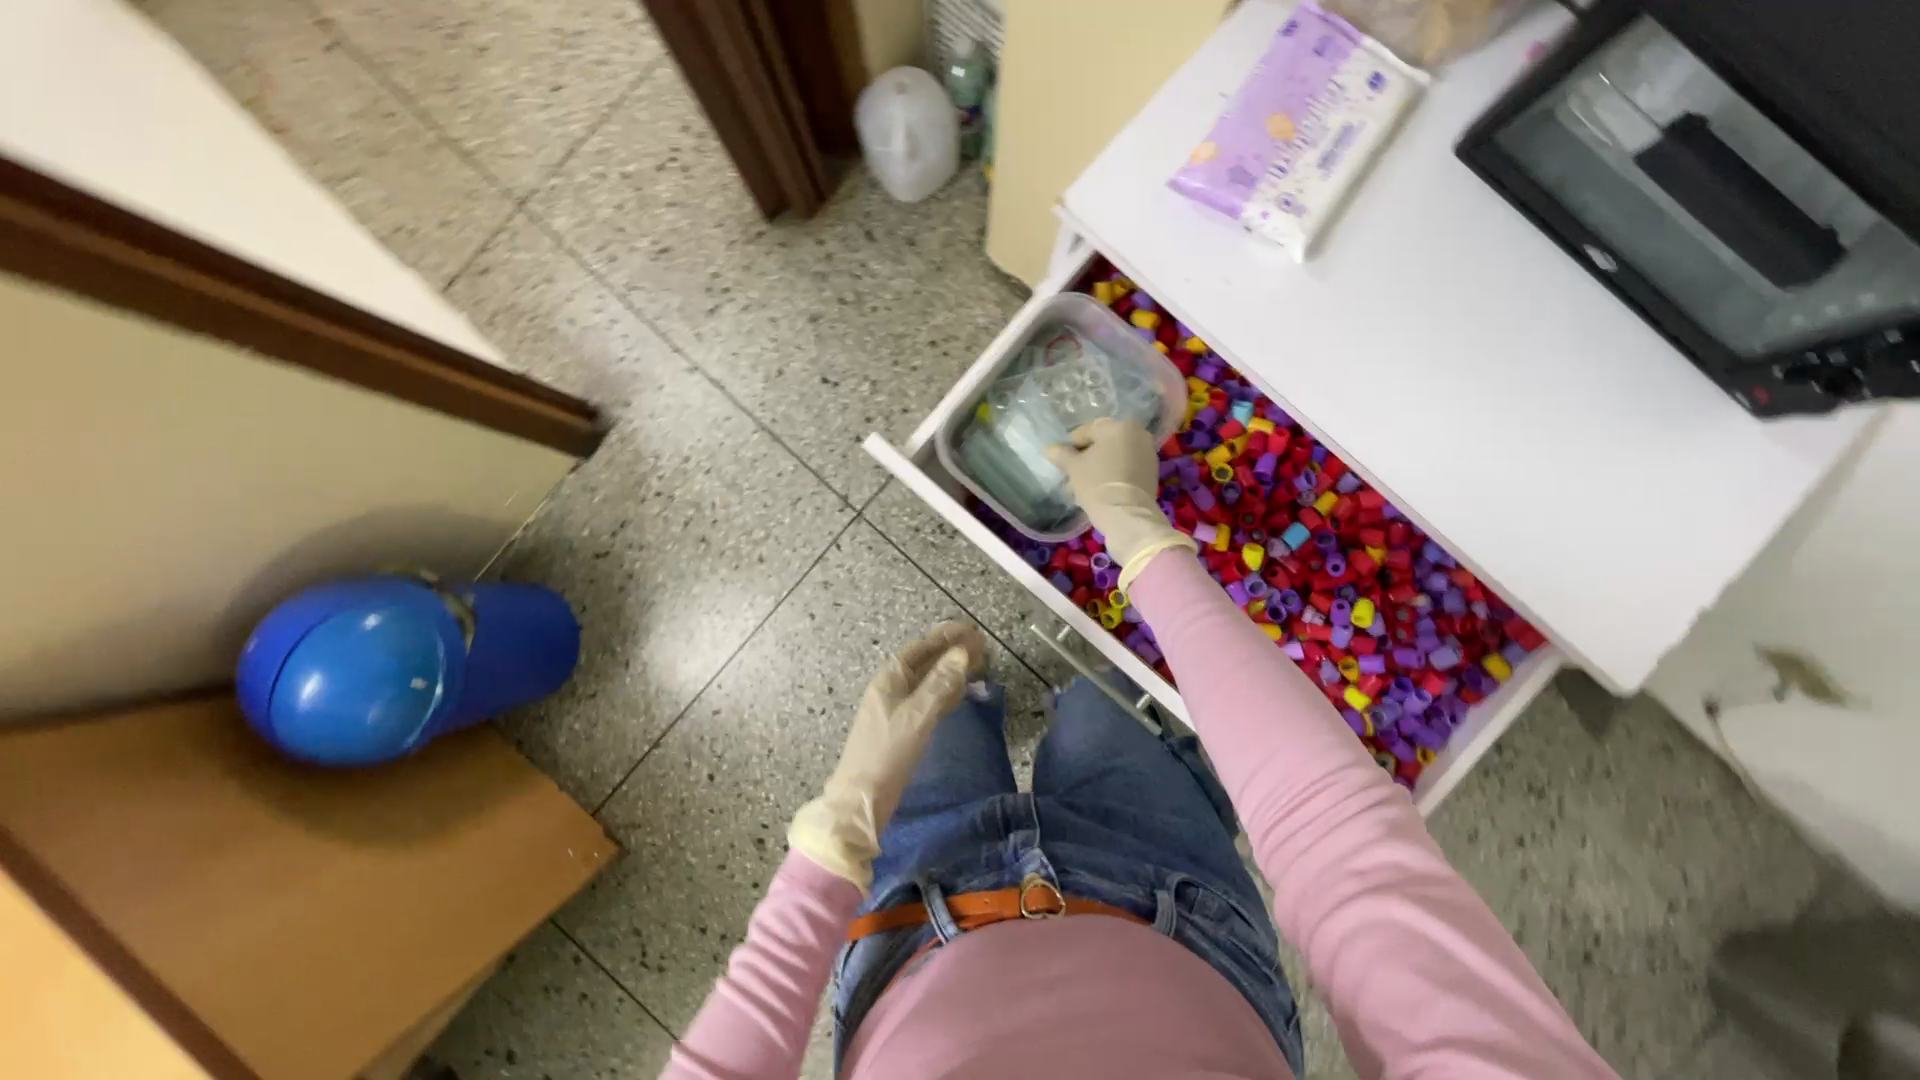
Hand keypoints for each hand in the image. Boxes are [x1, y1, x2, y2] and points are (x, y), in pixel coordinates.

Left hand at [787, 622, 985, 890]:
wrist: (861, 801)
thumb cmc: (887, 755)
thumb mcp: (917, 717)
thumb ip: (940, 684)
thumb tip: (962, 652)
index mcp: (889, 679)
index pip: (921, 648)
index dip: (946, 637)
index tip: (972, 631)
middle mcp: (891, 688)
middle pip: (925, 662)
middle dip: (951, 652)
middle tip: (982, 647)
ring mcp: (896, 709)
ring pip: (928, 682)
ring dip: (951, 672)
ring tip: (978, 665)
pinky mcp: (902, 729)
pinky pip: (928, 701)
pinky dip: (946, 693)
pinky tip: (960, 694)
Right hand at [1045, 418, 1195, 587]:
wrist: (1126, 514)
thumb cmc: (1096, 483)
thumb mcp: (1073, 468)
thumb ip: (1061, 454)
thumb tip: (1050, 449)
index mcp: (1117, 426)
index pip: (1087, 430)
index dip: (1072, 445)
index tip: (1063, 460)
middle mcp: (1137, 433)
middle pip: (1104, 442)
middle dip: (1088, 456)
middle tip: (1073, 473)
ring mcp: (1148, 452)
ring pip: (1116, 455)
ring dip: (1101, 465)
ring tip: (1086, 484)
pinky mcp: (1152, 471)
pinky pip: (1128, 466)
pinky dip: (1115, 473)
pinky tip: (1102, 488)